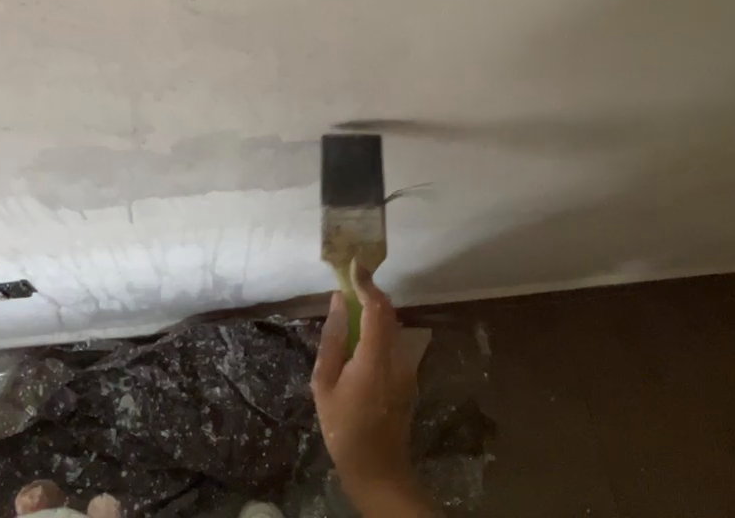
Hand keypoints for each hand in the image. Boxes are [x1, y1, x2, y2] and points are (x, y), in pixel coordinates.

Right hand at [312, 268, 436, 514]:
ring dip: (375, 312)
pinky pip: (394, 343)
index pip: (376, 308)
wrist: (378, 470)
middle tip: (350, 281)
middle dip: (370, 293)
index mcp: (375, 358)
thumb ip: (333, 339)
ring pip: (393, 327)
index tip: (355, 263)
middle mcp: (398, 358)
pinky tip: (361, 341)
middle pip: (388, 313)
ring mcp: (408, 369)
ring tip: (352, 309)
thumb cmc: (343, 429)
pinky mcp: (409, 378)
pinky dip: (379, 331)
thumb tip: (339, 301)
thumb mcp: (324, 384)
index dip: (367, 283)